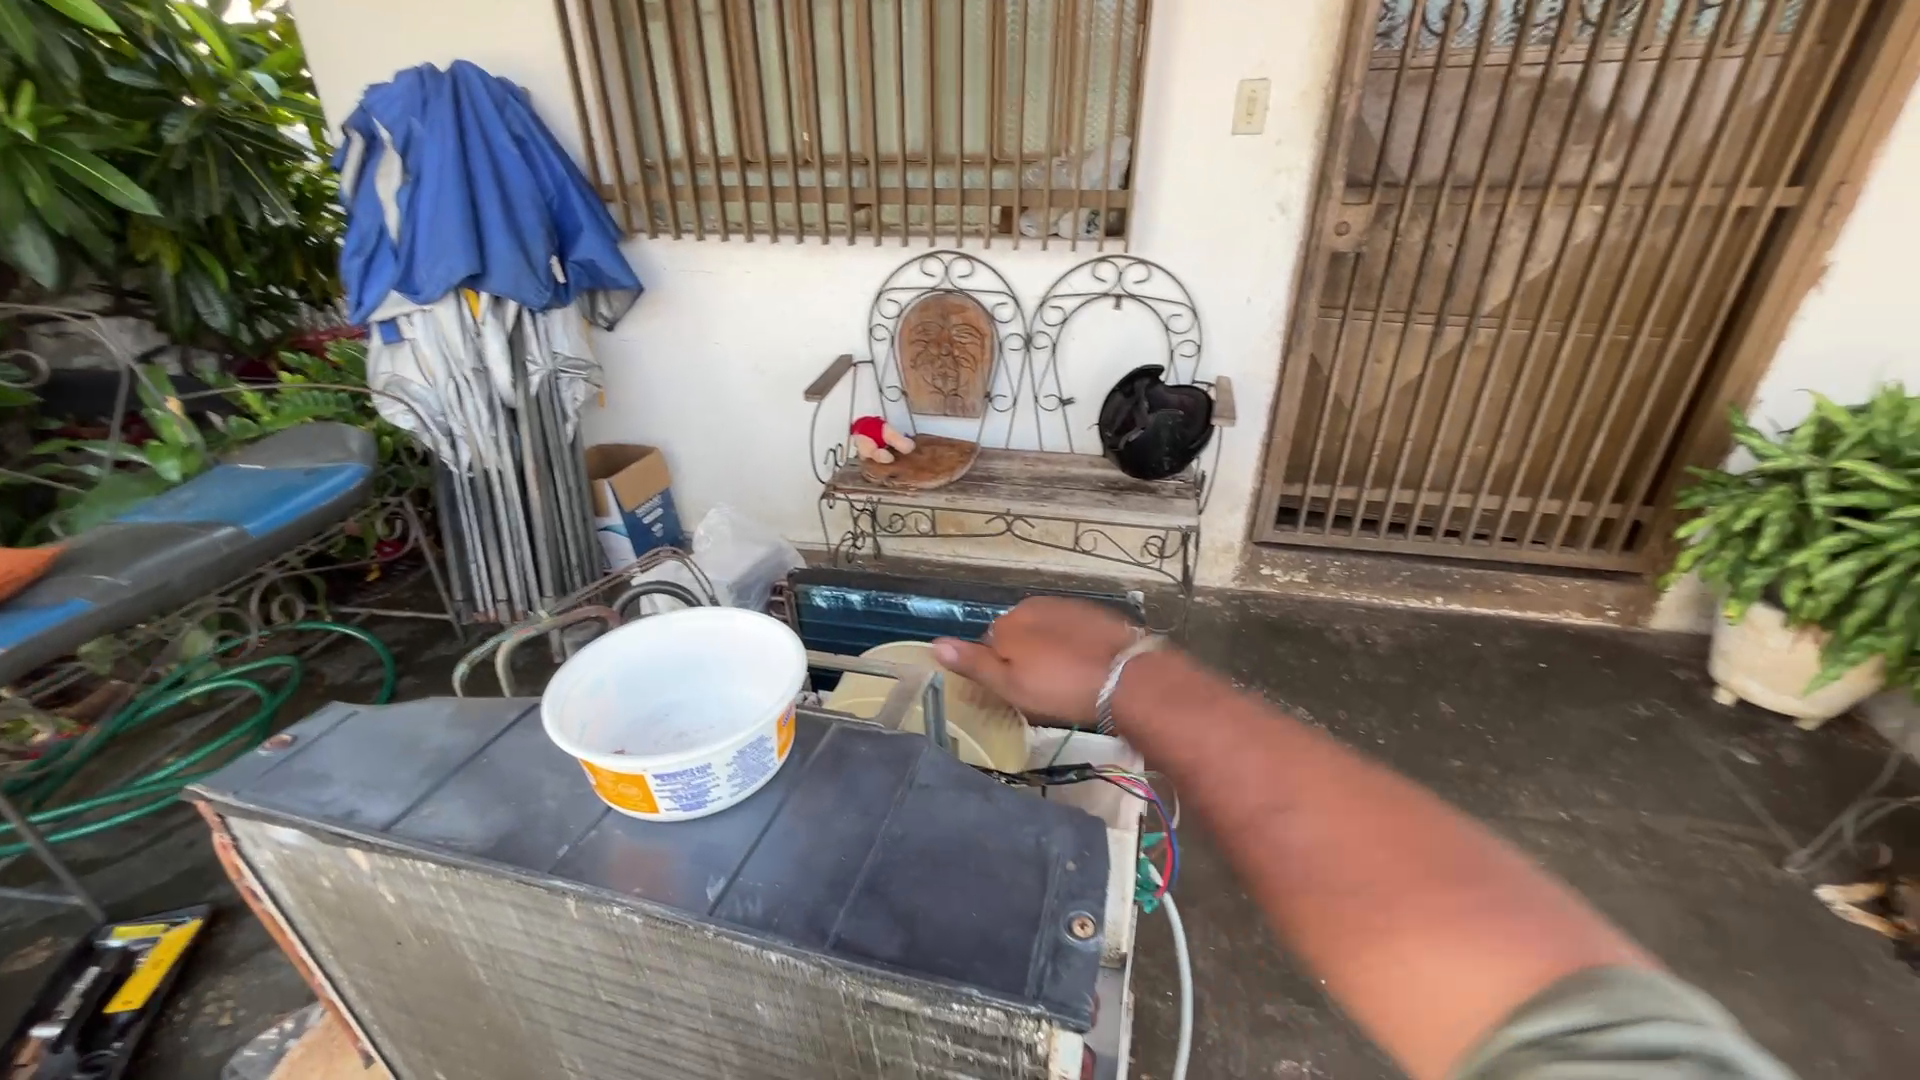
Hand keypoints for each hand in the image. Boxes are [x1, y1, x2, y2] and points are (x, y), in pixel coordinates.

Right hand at [933, 596, 1143, 726]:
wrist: (1128, 678)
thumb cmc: (1062, 688)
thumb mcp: (1011, 686)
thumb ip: (974, 663)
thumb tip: (935, 644)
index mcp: (1009, 622)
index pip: (989, 644)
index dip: (1000, 670)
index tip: (1016, 692)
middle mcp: (1034, 606)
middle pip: (1019, 634)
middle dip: (1025, 656)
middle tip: (1042, 690)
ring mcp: (1068, 606)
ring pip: (1047, 631)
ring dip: (1050, 650)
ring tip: (1066, 680)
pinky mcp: (1097, 614)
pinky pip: (1073, 630)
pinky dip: (1074, 645)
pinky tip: (1087, 667)